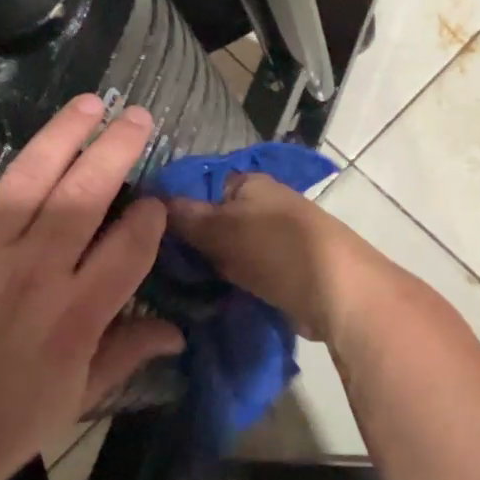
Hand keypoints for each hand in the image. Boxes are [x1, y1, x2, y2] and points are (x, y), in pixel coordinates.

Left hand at [0, 94, 183, 479]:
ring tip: (90, 103)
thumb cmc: (0, 427)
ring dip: (63, 135)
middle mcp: (37, 269)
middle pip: (87, 195)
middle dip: (118, 150)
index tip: (156, 201)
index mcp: (78, 312)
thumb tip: (176, 332)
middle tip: (139, 116)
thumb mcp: (76, 400)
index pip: (130, 247)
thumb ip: (126, 355)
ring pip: (30, 178)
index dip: (151, 217)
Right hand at [165, 172, 392, 342]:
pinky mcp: (280, 271)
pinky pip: (241, 272)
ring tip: (168, 283)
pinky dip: (226, 282)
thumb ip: (185, 216)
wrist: (338, 292)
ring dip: (206, 265)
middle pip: (211, 219)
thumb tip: (151, 201)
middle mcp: (261, 204)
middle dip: (188, 240)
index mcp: (248, 182)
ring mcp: (272, 238)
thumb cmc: (278, 249)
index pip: (199, 185)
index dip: (172, 205)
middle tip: (150, 263)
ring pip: (225, 249)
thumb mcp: (222, 228)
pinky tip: (200, 296)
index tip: (141, 230)